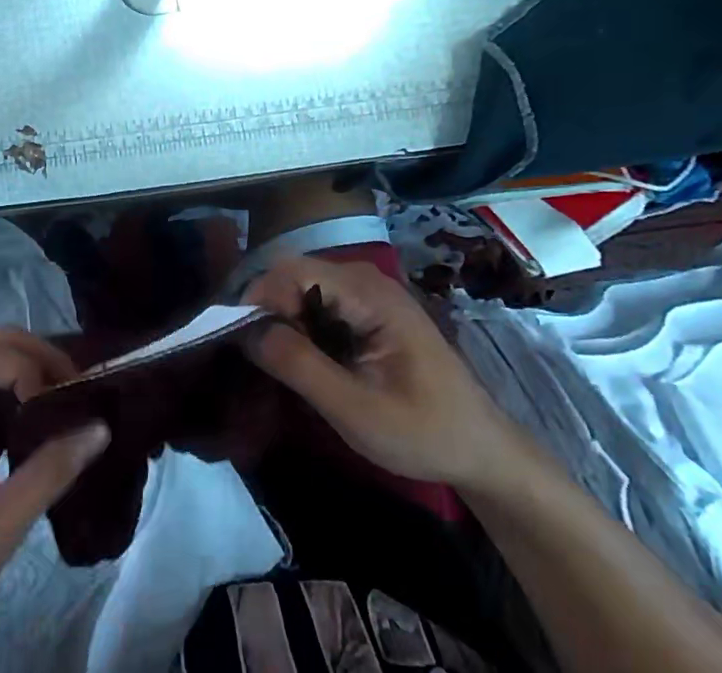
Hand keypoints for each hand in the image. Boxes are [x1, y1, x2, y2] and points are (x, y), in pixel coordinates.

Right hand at [242, 257, 531, 492]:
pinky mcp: (368, 313)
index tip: (241, 341)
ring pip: (303, 288)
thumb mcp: (355, 409)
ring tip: (272, 361)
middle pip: (295, 274)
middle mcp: (368, 282)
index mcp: (371, 296)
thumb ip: (299, 366)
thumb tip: (246, 331)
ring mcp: (370, 296)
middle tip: (254, 356)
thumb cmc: (423, 432)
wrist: (480, 449)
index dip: (260, 298)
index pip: (293, 270)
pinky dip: (299, 326)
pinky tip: (300, 360)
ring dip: (281, 319)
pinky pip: (319, 304)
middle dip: (266, 309)